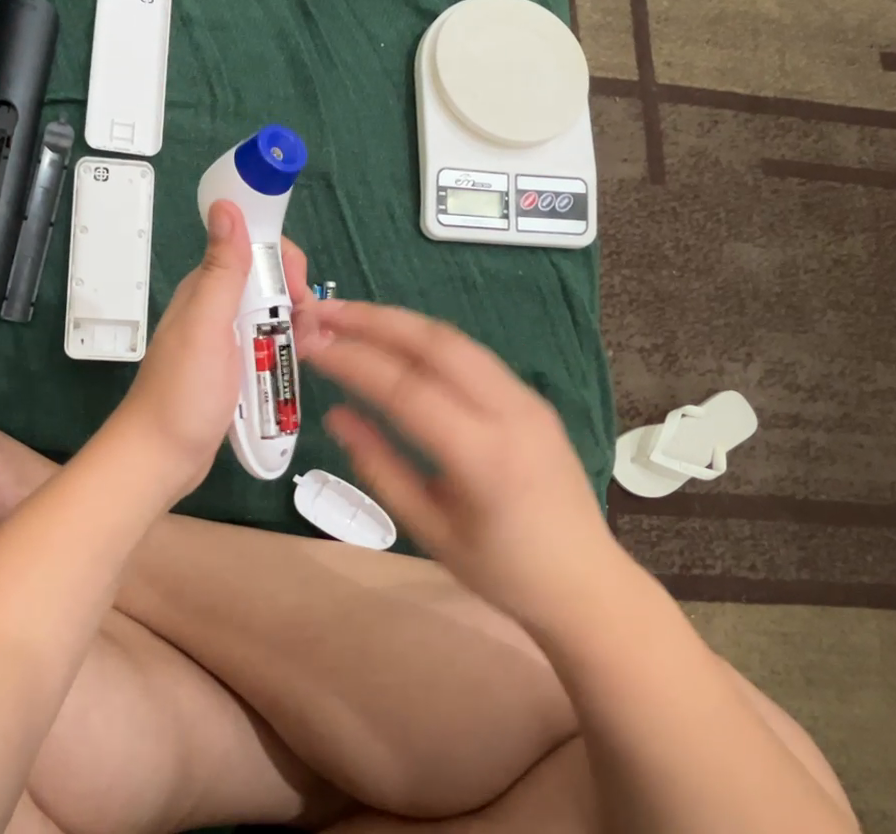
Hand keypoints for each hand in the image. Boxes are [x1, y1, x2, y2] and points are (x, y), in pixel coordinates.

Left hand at [107, 202, 306, 499]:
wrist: (162, 457)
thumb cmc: (183, 393)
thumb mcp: (206, 326)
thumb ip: (221, 270)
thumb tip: (226, 206)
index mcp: (205, 290)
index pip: (251, 249)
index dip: (281, 259)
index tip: (298, 289)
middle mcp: (214, 309)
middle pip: (268, 283)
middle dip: (295, 297)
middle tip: (306, 328)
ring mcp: (224, 342)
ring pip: (272, 316)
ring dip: (295, 326)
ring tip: (307, 351)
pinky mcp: (234, 371)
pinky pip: (267, 347)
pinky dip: (285, 351)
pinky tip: (297, 366)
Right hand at [303, 301, 616, 616]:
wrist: (585, 583)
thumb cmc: (501, 570)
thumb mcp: (429, 529)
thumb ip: (379, 467)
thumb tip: (335, 415)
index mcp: (483, 457)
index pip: (406, 389)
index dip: (352, 362)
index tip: (310, 347)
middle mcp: (511, 413)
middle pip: (435, 344)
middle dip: (373, 321)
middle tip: (322, 312)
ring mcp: (527, 400)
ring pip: (455, 340)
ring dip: (398, 322)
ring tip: (348, 316)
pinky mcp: (531, 398)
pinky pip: (471, 355)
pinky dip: (424, 340)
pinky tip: (394, 341)